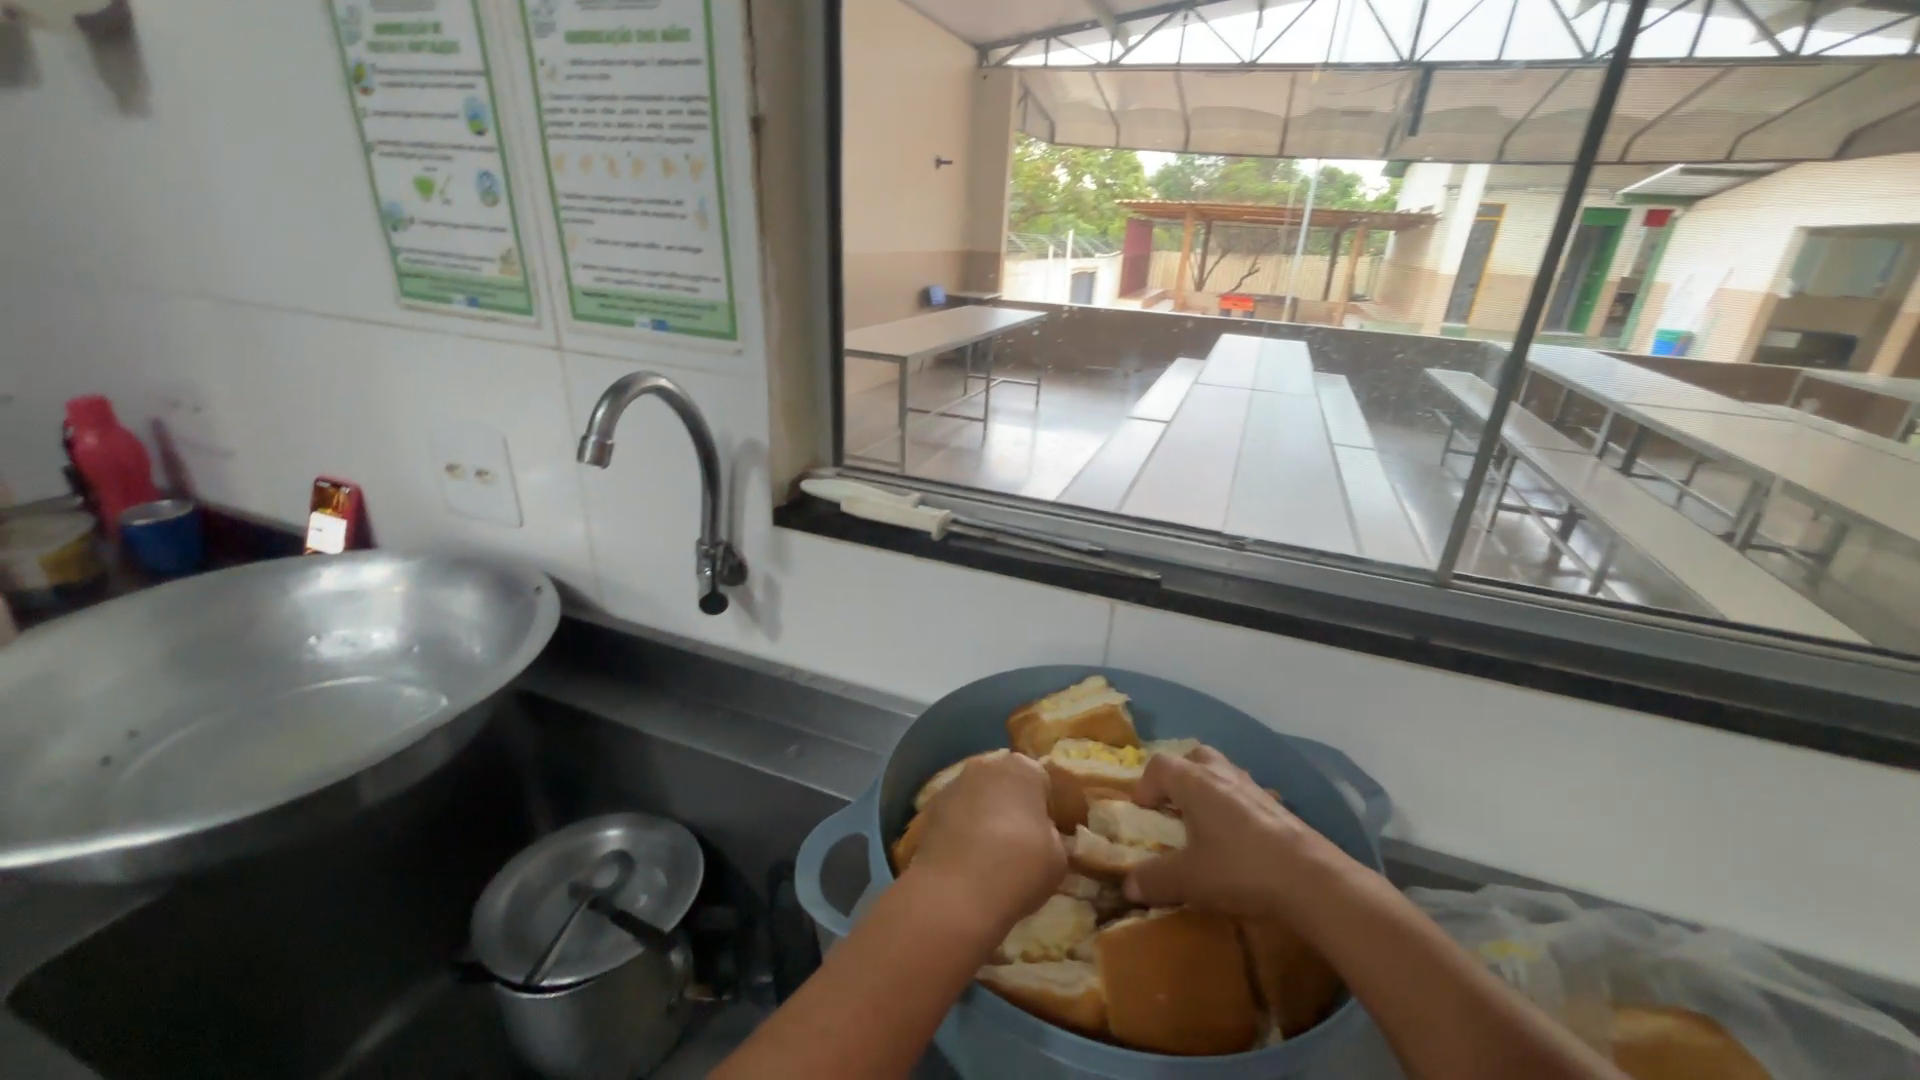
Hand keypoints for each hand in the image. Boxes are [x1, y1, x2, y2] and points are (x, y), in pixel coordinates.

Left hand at [908, 752, 1066, 932]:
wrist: (957, 892)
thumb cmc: (1020, 866)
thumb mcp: (1058, 857)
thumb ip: (1051, 836)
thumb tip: (1040, 835)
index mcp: (1023, 768)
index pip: (1041, 781)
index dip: (1044, 810)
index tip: (1044, 837)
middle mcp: (985, 766)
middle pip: (1004, 783)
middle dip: (1010, 806)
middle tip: (1017, 843)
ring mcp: (952, 786)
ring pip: (976, 798)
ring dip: (982, 817)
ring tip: (987, 856)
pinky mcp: (928, 810)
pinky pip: (953, 817)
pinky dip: (959, 831)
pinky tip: (964, 861)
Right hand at [1123, 746, 1331, 915]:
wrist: (1311, 879)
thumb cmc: (1238, 868)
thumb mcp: (1188, 879)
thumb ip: (1153, 879)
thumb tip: (1128, 885)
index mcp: (1195, 782)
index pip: (1159, 765)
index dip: (1145, 785)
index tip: (1144, 813)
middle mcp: (1223, 775)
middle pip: (1194, 758)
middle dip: (1179, 779)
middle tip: (1174, 810)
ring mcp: (1254, 788)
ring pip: (1223, 774)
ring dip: (1208, 792)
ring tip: (1204, 827)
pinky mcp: (1279, 808)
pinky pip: (1246, 796)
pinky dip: (1235, 809)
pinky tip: (1238, 842)